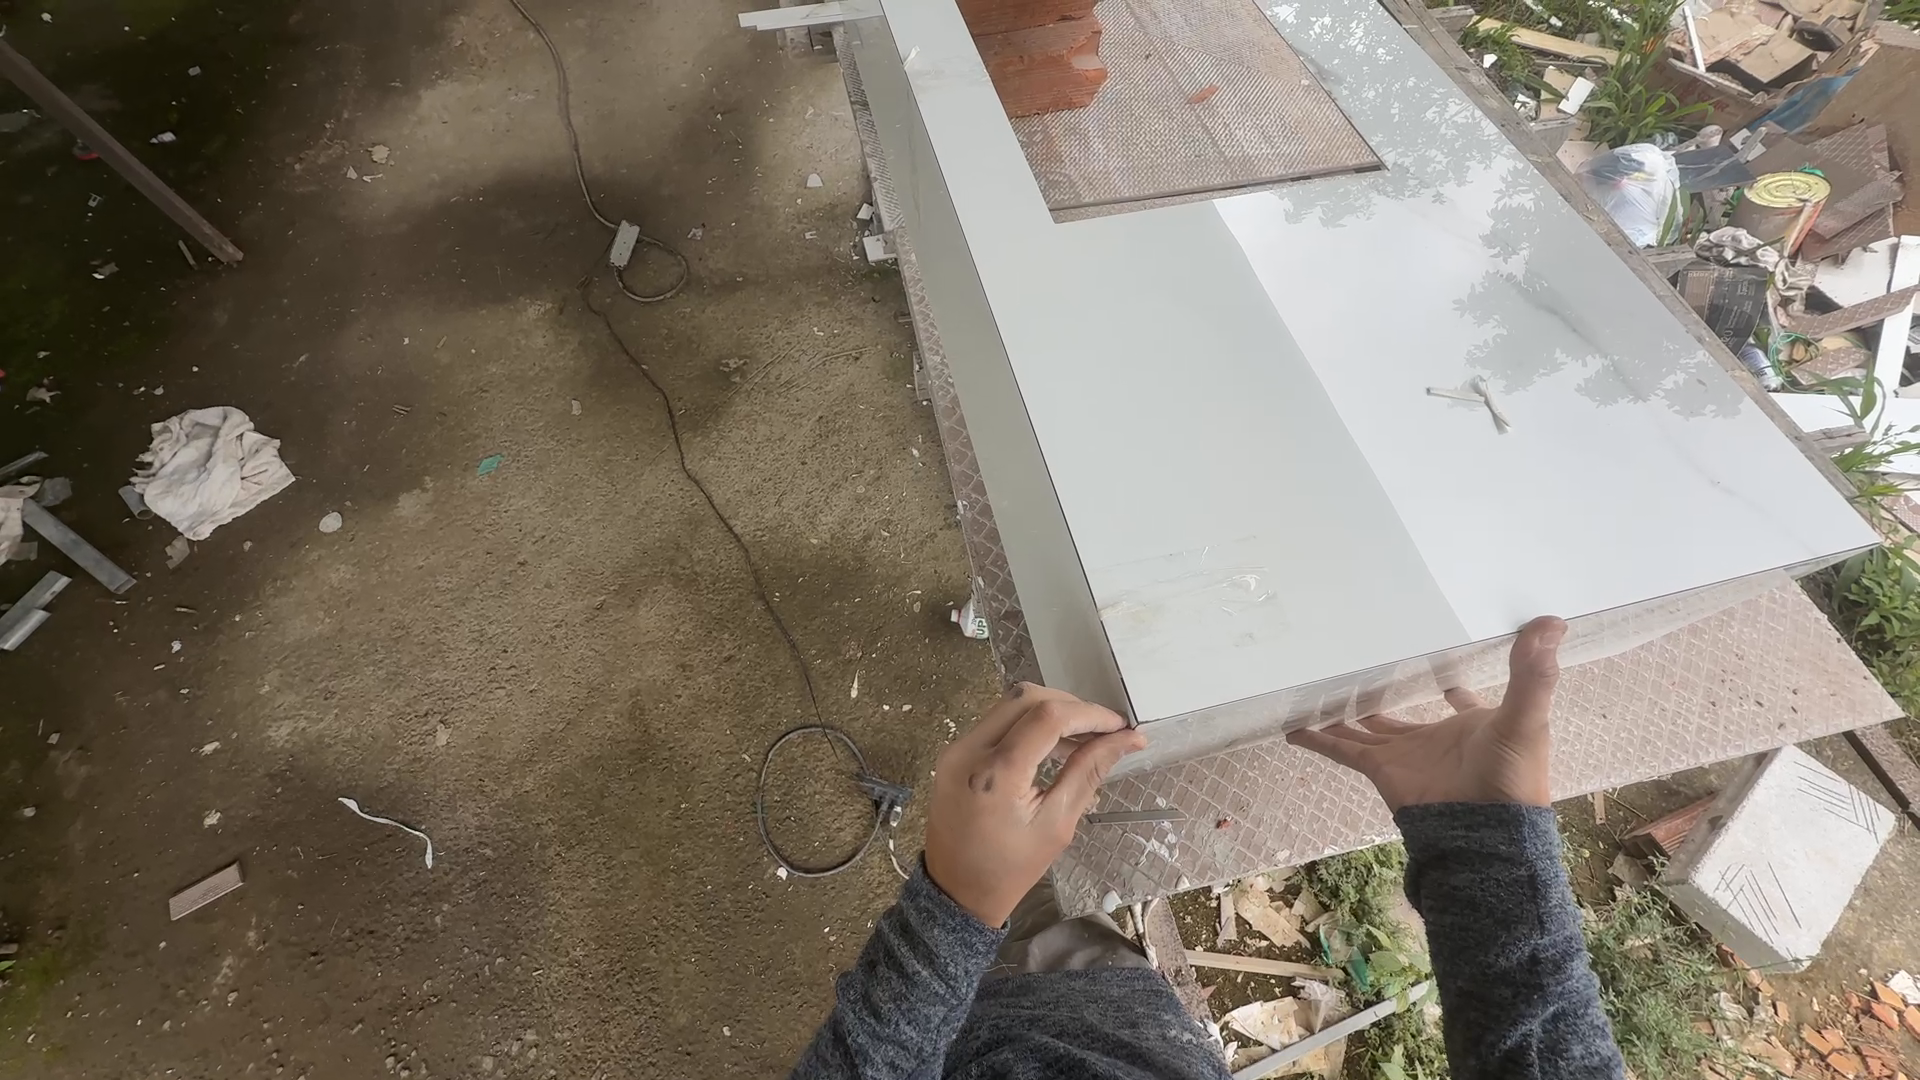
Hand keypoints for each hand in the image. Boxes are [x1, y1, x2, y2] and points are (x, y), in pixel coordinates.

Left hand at [923, 684, 1146, 925]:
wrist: (956, 890)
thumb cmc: (1010, 869)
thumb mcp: (1058, 825)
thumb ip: (1088, 771)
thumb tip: (1127, 738)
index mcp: (996, 774)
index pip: (1047, 717)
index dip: (1089, 714)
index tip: (1119, 726)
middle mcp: (969, 749)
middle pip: (1026, 697)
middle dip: (1070, 705)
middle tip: (1101, 729)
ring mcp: (957, 746)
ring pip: (1010, 703)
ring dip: (1049, 711)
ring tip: (1081, 738)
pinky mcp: (954, 749)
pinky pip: (997, 720)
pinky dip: (1028, 722)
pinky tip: (1052, 744)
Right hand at [1287, 616, 1566, 810]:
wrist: (1483, 829)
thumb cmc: (1510, 774)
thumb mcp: (1526, 718)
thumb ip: (1532, 673)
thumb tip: (1552, 620)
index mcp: (1472, 726)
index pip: (1461, 701)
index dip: (1451, 685)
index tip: (1435, 663)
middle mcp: (1434, 739)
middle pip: (1399, 715)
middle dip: (1380, 695)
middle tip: (1355, 671)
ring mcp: (1403, 754)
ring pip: (1364, 728)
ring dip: (1341, 714)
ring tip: (1314, 694)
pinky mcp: (1379, 768)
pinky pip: (1340, 750)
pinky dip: (1316, 740)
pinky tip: (1293, 728)